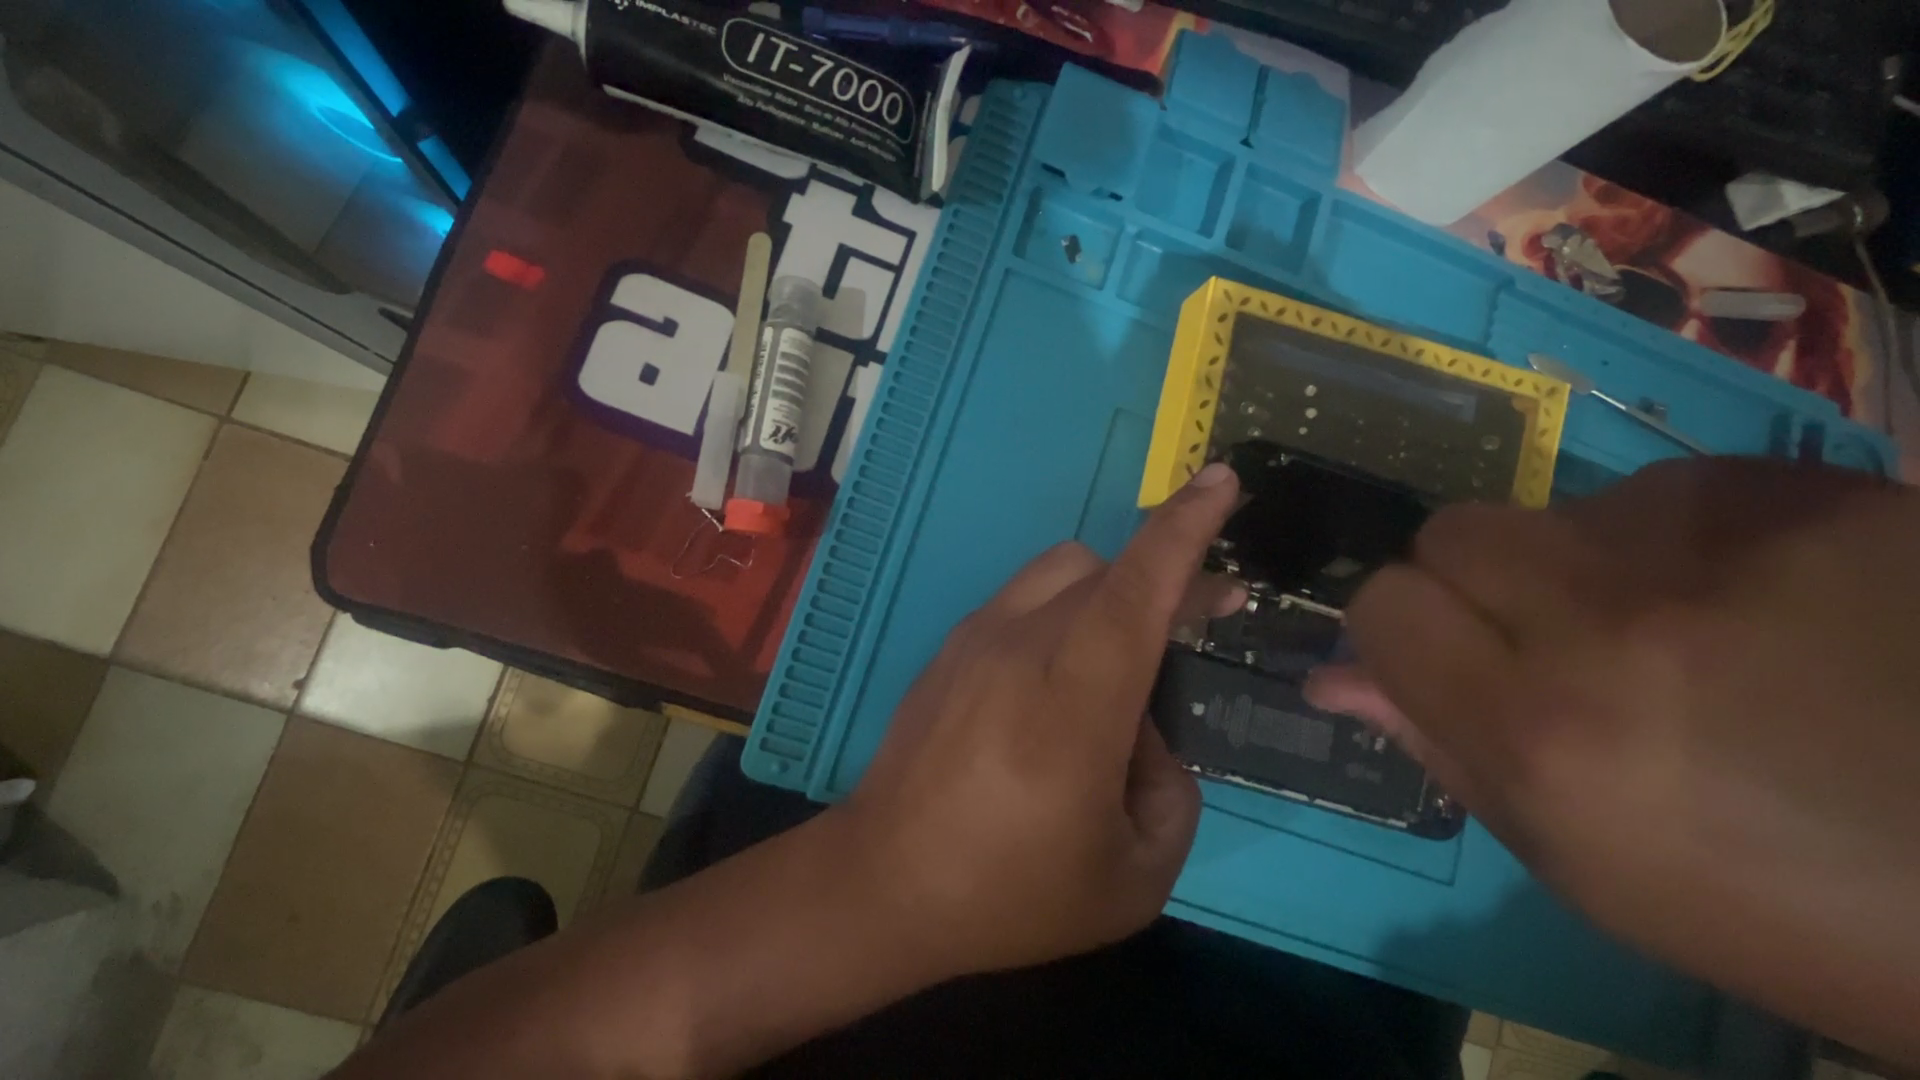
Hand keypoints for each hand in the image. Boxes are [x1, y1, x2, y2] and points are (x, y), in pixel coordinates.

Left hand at [832, 462, 1243, 979]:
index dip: (1184, 527)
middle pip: (1109, 573)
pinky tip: (1064, 675)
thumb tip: (1149, 738)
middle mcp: (1023, 648)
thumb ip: (1173, 794)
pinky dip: (1066, 610)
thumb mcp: (1134, 877)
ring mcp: (977, 641)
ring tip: (1132, 651)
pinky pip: (1023, 599)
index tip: (1223, 480)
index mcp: (1076, 702)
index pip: (1138, 588)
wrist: (883, 883)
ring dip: (1115, 589)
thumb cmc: (1010, 893)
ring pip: (1063, 572)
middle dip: (1173, 574)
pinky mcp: (949, 650)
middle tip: (1215, 608)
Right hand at [1305, 458, 1919, 1064]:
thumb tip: (1330, 677)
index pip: (1383, 606)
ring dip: (1575, 564)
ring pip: (1553, 508)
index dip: (1399, 634)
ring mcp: (1717, 546)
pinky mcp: (1811, 495)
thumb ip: (1441, 749)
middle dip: (1469, 584)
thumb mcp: (1584, 863)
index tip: (1442, 662)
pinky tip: (1753, 597)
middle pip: (1449, 534)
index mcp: (1543, 734)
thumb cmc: (1784, 909)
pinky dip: (1673, 539)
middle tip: (1544, 642)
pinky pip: (1664, 488)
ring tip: (1673, 629)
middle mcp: (1608, 623)